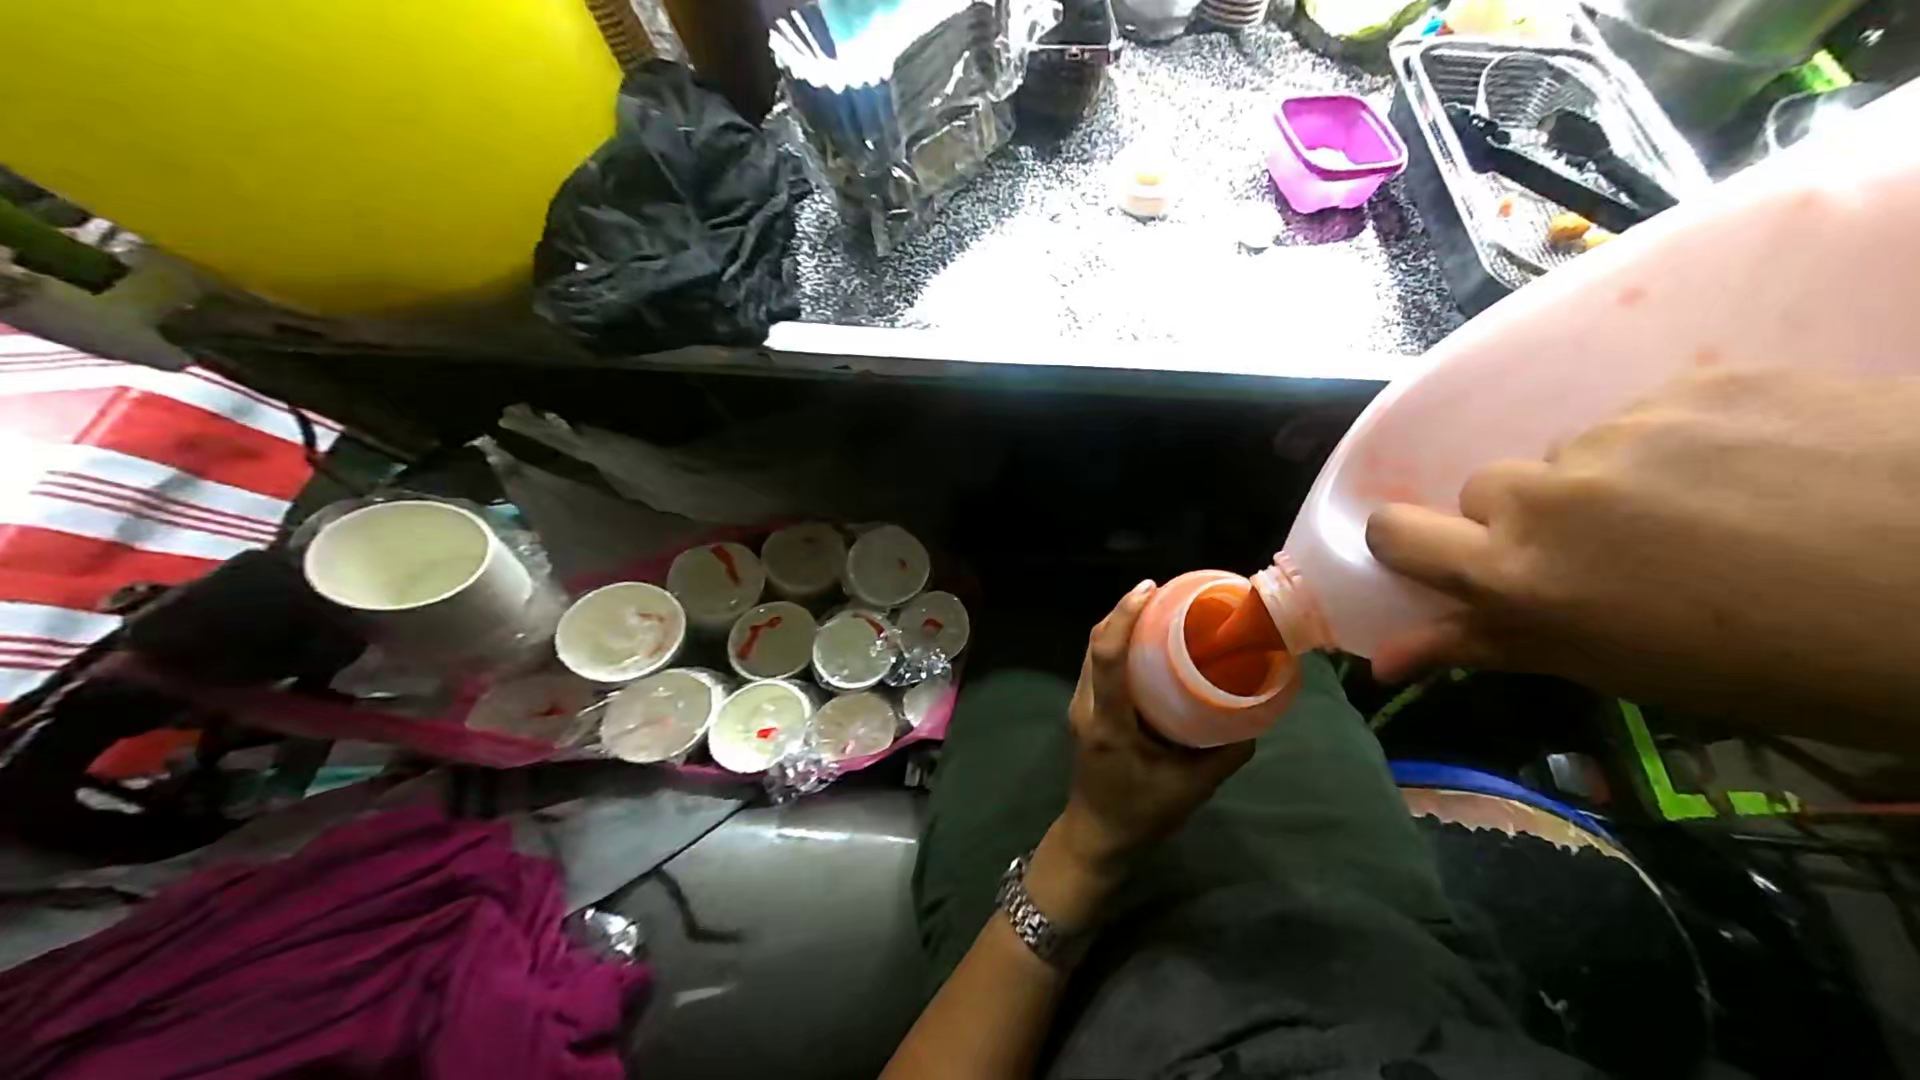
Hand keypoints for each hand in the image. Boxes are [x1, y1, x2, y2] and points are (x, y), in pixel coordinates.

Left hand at [1033, 582, 1253, 924]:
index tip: (1150, 589)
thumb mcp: (1192, 789)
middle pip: (1096, 644)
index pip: (1107, 658)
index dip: (1124, 616)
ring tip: (1158, 610)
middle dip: (1125, 611)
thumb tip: (1255, 716)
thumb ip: (1226, 753)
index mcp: (1109, 724)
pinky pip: (1096, 666)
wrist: (1095, 836)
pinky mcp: (1083, 709)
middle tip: (1164, 593)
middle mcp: (1086, 707)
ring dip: (1120, 625)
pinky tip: (1146, 644)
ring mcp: (1079, 706)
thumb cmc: (1140, 815)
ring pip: (1092, 652)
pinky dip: (1117, 645)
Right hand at [1365, 370, 1919, 747]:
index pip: (1394, 531)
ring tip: (1709, 512)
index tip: (1457, 556)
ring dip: (1607, 480)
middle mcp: (1545, 496)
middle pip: (1487, 489)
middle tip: (1614, 552)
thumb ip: (1483, 647)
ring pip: (1572, 452)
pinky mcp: (1705, 383)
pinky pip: (1652, 412)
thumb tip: (1382, 663)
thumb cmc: (1770, 663)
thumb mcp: (1608, 664)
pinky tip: (1762, 470)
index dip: (1411, 542)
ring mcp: (1623, 431)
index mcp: (1515, 574)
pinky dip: (1683, 441)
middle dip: (1527, 518)